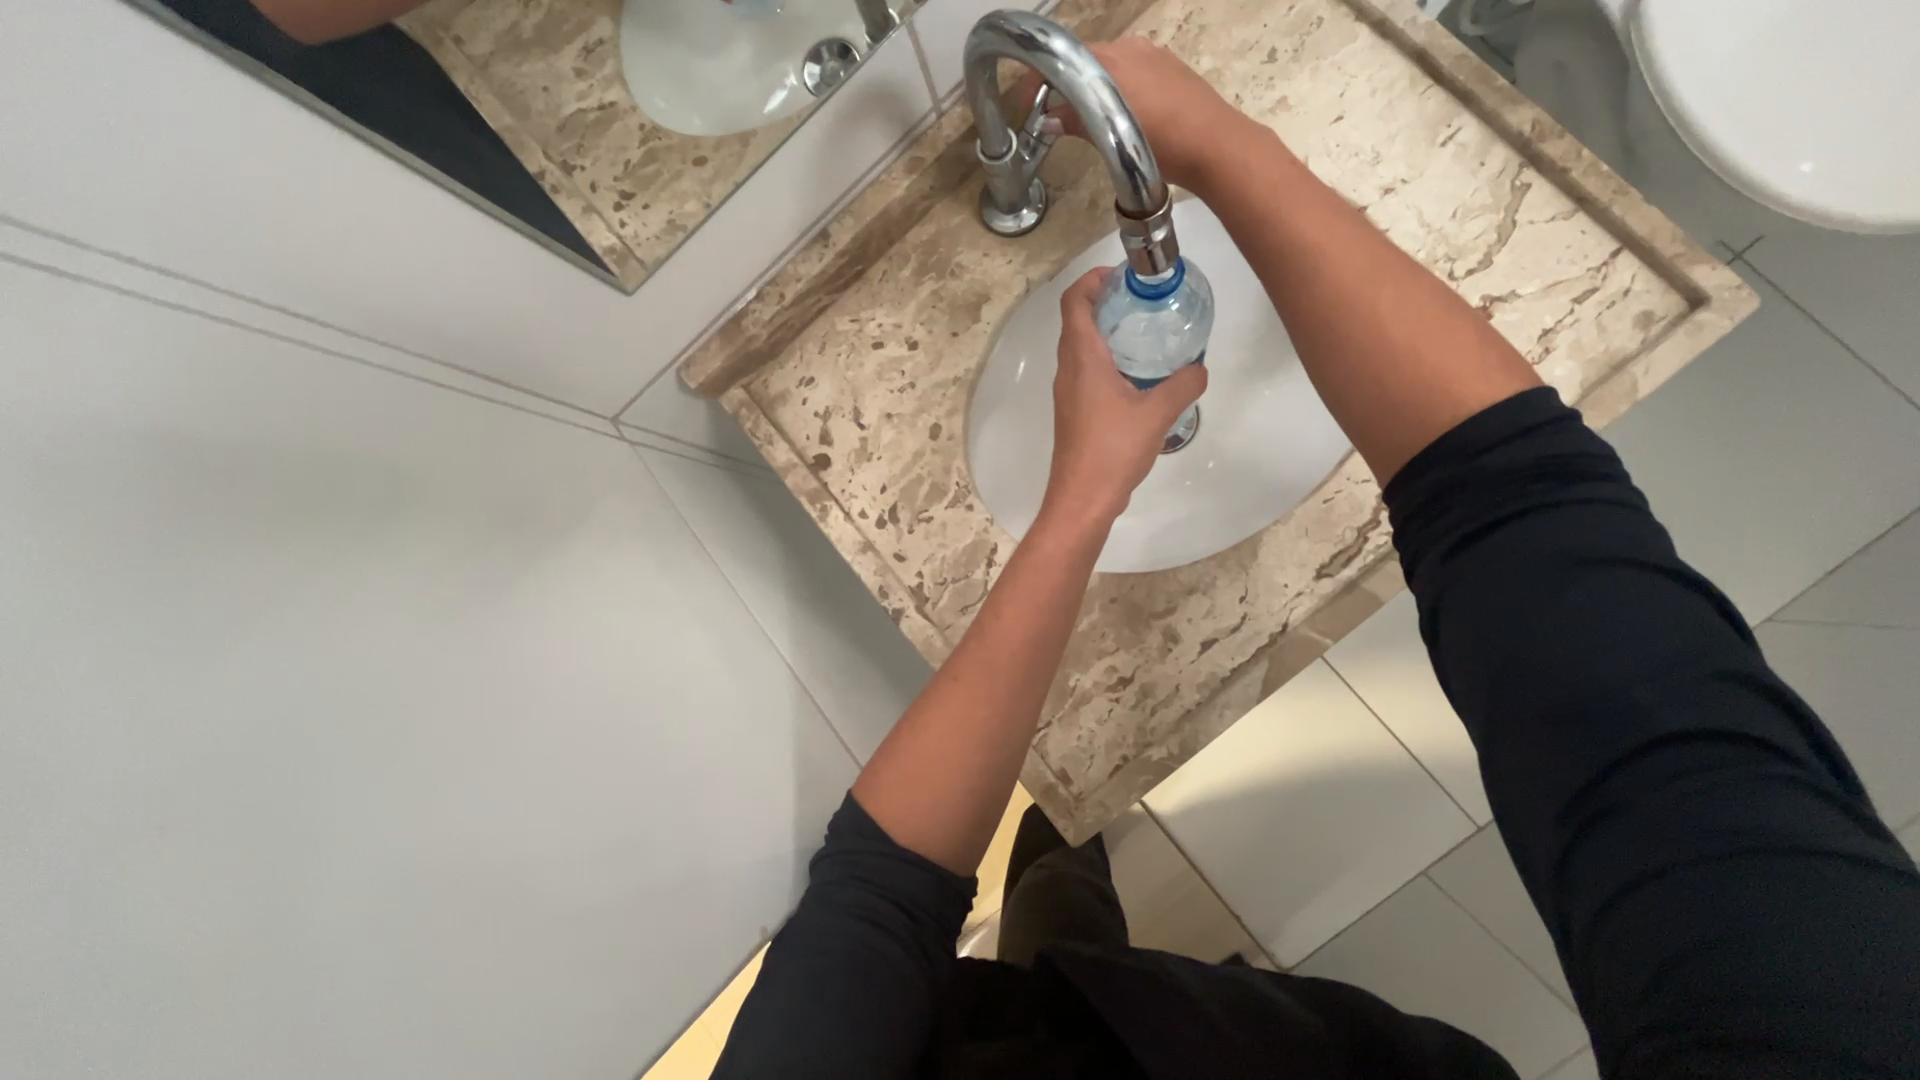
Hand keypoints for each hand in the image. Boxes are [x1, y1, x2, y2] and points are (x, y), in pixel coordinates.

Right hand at [1020, 37, 1253, 195]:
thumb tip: (1050, 118)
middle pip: (1085, 59)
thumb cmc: (1165, 142)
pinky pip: (1130, 70)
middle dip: (1065, 82)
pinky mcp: (1170, 68)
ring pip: (1108, 65)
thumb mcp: (1113, 137)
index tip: (1024, 102)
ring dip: (1090, 86)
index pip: (1064, 58)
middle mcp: (1131, 48)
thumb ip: (1078, 122)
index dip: (1039, 79)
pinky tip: (1118, 113)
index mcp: (1113, 59)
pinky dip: (1113, 87)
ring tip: (1083, 115)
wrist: (1216, 145)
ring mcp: (1153, 55)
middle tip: (1050, 110)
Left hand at [1040, 267, 1207, 531]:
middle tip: (1143, 299)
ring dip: (1106, 331)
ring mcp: (1068, 392)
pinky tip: (1138, 374)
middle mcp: (1068, 369)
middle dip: (1105, 301)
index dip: (1092, 279)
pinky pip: (1086, 371)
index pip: (1074, 301)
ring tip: (1145, 331)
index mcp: (1082, 358)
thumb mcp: (1157, 414)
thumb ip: (1183, 385)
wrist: (1082, 499)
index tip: (1122, 275)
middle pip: (1077, 320)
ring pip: (1081, 347)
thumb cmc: (1113, 450)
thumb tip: (1199, 368)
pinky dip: (1107, 358)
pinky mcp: (1074, 412)